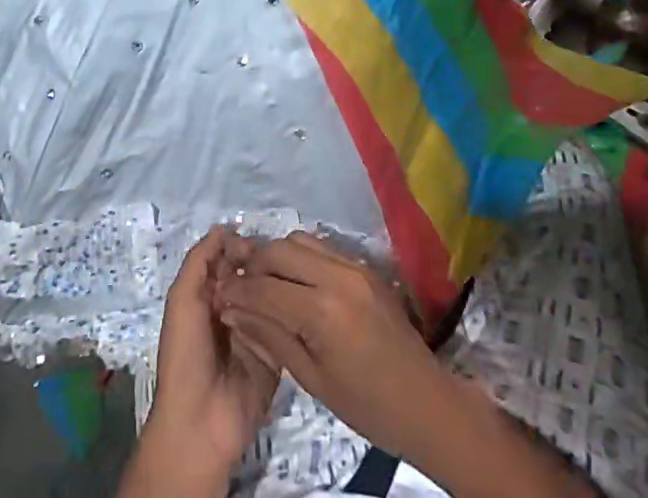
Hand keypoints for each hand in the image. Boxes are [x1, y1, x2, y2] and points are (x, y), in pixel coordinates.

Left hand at [120, 227, 279, 495]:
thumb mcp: (182, 300)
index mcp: (205, 296)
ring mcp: (254, 331)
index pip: (226, 259)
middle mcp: (230, 309)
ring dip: (277, 286)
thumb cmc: (186, 354)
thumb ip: (199, 261)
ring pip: (270, 297)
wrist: (202, 420)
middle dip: (261, 264)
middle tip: (278, 259)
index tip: (254, 242)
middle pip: (250, 275)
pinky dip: (291, 313)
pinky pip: (285, 326)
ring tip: (293, 275)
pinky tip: (304, 300)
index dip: (238, 247)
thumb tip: (223, 228)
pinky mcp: (276, 354)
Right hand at [215, 232, 463, 462]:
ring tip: (264, 282)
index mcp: (323, 312)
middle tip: (239, 286)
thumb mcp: (311, 378)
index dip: (237, 291)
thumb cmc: (367, 406)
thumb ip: (269, 336)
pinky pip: (322, 248)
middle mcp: (338, 278)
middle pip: (279, 251)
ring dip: (276, 257)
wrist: (428, 403)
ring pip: (299, 241)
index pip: (264, 288)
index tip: (219, 296)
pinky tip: (293, 282)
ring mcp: (355, 268)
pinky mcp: (365, 268)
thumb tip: (232, 308)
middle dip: (253, 266)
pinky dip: (300, 258)